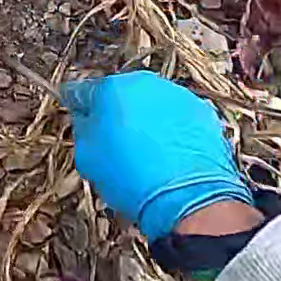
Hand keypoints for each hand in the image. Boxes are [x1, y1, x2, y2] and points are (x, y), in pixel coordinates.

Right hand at [62, 71, 251, 240]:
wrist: (188, 197)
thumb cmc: (131, 177)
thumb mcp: (88, 157)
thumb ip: (82, 127)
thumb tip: (85, 115)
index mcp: (112, 88)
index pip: (84, 91)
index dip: (78, 105)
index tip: (78, 114)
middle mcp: (146, 83)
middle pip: (121, 94)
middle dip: (115, 113)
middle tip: (114, 142)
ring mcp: (178, 95)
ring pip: (152, 103)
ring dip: (145, 120)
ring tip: (147, 152)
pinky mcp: (203, 112)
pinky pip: (178, 116)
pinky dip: (172, 129)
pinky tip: (170, 155)